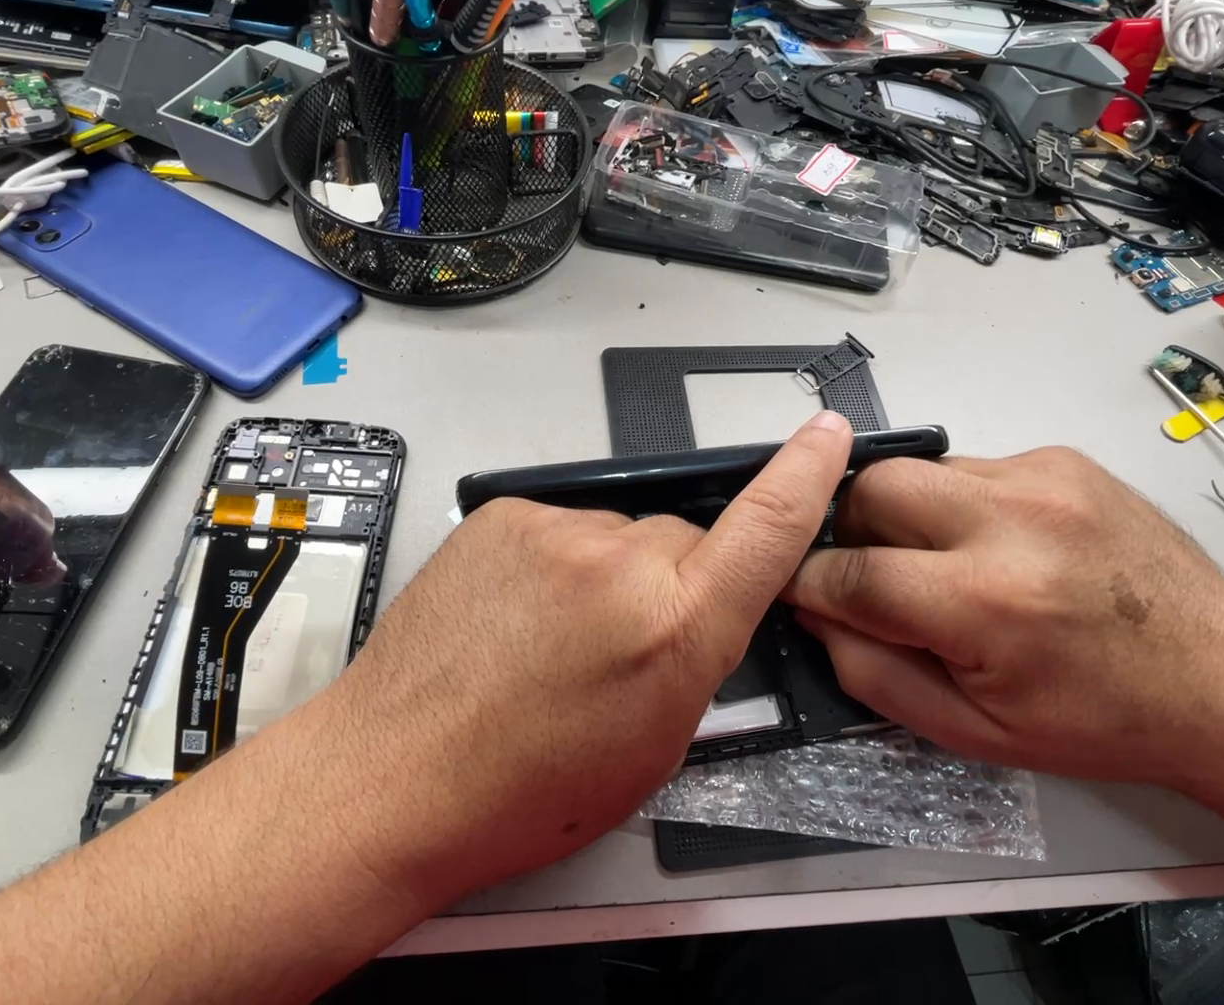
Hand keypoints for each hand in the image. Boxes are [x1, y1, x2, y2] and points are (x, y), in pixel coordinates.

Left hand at [304, 412, 854, 907]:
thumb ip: (695, 658)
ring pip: (618, 535)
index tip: (827, 434)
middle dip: (672, 582)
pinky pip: (561, 528)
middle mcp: (619, 563)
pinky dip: (556, 564)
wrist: (397, 775)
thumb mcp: (653, 746)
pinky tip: (518, 616)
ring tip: (552, 640)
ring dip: (606, 575)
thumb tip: (703, 610)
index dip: (809, 471)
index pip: (768, 523)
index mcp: (674, 627)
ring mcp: (554, 531)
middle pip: (683, 538)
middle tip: (620, 643)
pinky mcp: (502, 516)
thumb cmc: (521, 788)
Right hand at [785, 447, 1223, 788]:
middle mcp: (1013, 522)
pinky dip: (957, 504)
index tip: (791, 586)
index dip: (805, 582)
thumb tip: (812, 612)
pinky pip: (969, 467)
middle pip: (871, 488)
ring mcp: (1043, 478)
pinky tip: (996, 546)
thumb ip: (870, 672)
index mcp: (987, 604)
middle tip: (874, 572)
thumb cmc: (1096, 721)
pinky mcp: (1063, 458)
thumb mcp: (969, 730)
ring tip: (943, 562)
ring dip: (906, 515)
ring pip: (918, 469)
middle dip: (850, 530)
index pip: (851, 574)